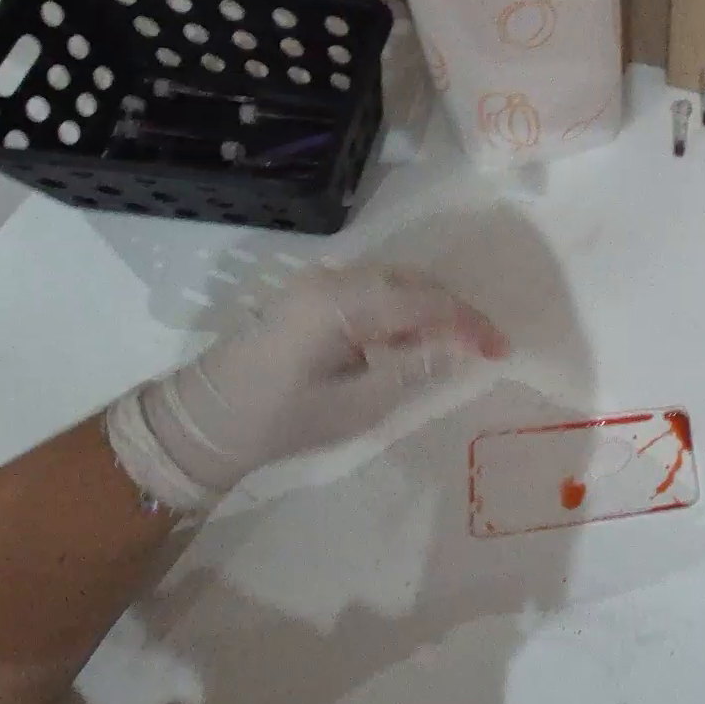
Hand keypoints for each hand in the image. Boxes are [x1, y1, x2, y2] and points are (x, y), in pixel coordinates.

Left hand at [106, 267, 507, 511]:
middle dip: (456, 314)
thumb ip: (416, 368)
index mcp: (342, 303)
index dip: (472, 324)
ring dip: (432, 311)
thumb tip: (463, 347)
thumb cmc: (281, 419)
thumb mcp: (359, 404)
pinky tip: (413, 339)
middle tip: (482, 349)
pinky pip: (376, 291)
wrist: (202, 424)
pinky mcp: (313, 295)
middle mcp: (334, 280)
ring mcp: (320, 283)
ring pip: (399, 284)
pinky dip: (405, 311)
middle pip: (417, 284)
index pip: (428, 302)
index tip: (502, 351)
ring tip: (453, 347)